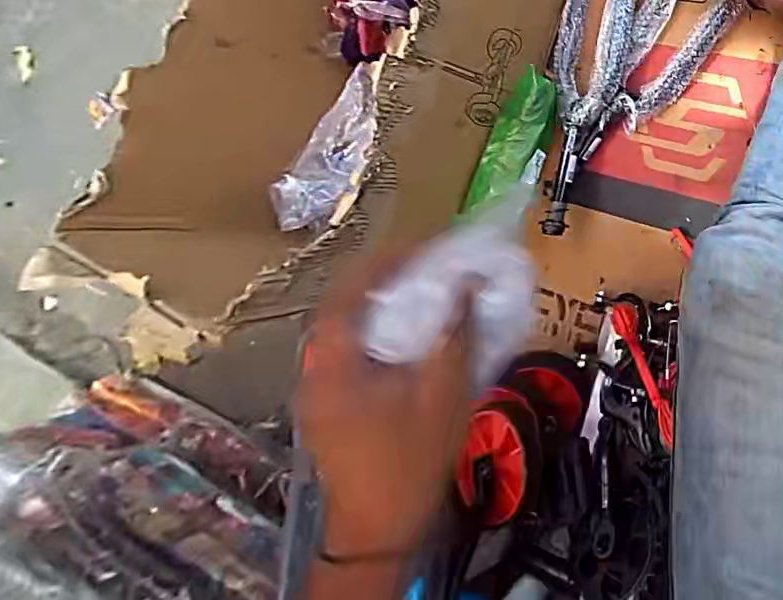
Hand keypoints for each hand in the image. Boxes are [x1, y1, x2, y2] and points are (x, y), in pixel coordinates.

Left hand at [297, 255, 473, 561]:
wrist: (378, 533)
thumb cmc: (410, 462)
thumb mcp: (442, 394)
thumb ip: (454, 333)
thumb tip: (467, 282)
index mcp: (334, 364)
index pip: (348, 291)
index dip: (383, 262)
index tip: (420, 249)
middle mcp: (314, 370)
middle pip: (342, 304)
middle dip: (380, 277)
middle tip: (421, 265)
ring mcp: (315, 389)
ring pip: (342, 325)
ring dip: (375, 301)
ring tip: (415, 289)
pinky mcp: (325, 403)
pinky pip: (346, 347)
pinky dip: (372, 327)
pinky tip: (402, 332)